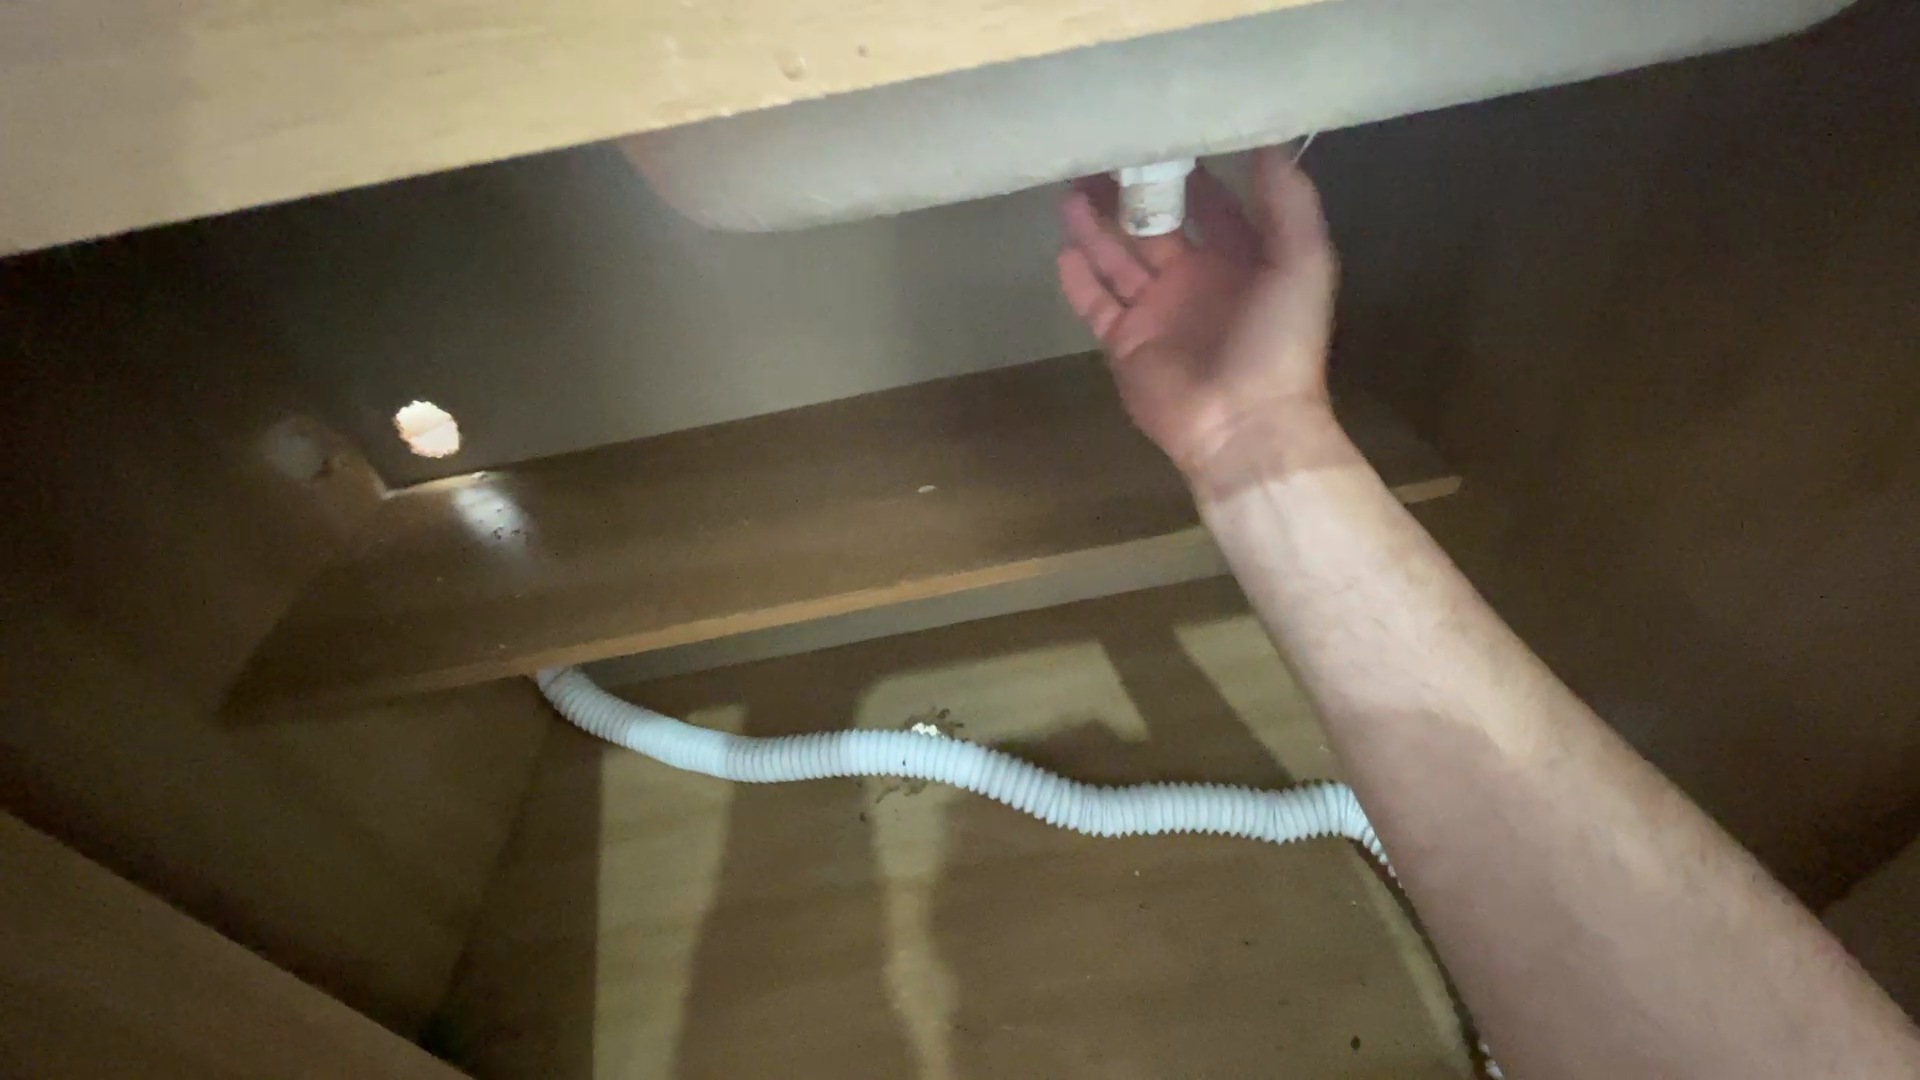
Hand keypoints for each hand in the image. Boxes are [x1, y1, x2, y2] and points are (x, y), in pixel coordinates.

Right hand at [1056, 147, 1339, 486]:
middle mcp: (1192, 279)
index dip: (1186, 171)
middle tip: (1098, 155)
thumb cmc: (1278, 342)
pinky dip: (1079, 281)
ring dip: (1095, 228)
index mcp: (1238, 258)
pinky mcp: (1124, 343)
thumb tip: (1268, 140)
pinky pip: (1096, 306)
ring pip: (1117, 260)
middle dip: (1127, 194)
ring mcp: (1154, 313)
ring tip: (1069, 190)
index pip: (1208, 204)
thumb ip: (1288, 202)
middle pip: (1152, 227)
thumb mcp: (1303, 263)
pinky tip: (1063, 249)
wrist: (1243, 423)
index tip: (1160, 130)